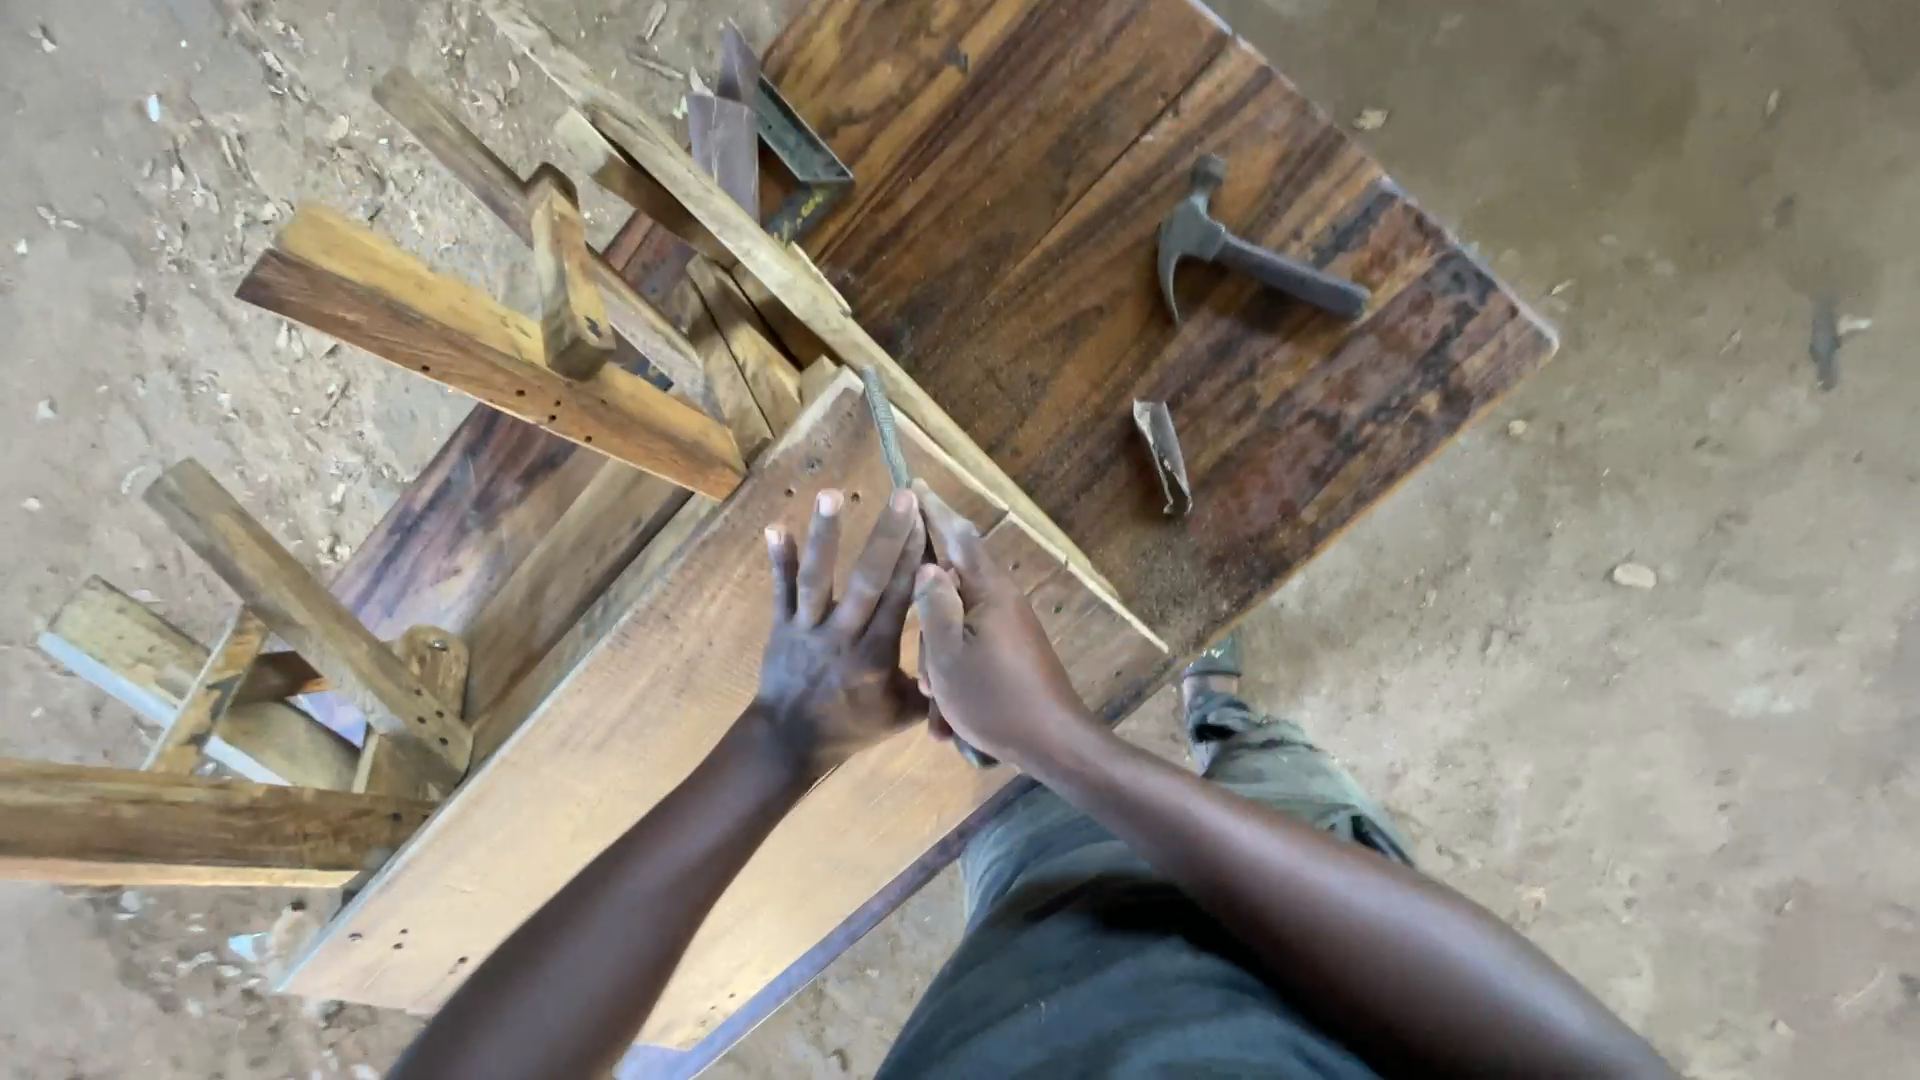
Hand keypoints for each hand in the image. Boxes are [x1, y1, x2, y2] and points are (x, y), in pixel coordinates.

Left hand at [751, 487, 929, 779]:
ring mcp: (807, 628)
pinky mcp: (780, 625)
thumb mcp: (899, 716)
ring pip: (816, 579)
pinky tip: (775, 525)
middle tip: (903, 497)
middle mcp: (842, 635)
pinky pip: (779, 590)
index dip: (915, 563)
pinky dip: (778, 559)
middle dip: (886, 538)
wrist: (787, 743)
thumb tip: (967, 660)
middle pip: (867, 581)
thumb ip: (932, 690)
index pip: (900, 601)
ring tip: (831, 495)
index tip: (930, 526)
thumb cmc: (851, 727)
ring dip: (824, 536)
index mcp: (874, 655)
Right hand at [910, 480, 1105, 769]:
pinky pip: (974, 651)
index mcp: (988, 591)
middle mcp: (1002, 600)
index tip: (914, 486)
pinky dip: (957, 678)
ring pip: (960, 627)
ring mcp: (1010, 627)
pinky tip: (949, 719)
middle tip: (920, 661)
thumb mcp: (948, 655)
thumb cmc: (995, 699)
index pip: (957, 536)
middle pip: (954, 585)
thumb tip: (927, 567)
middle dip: (929, 620)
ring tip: (936, 706)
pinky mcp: (1013, 652)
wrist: (1054, 744)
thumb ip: (934, 606)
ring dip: (941, 662)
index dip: (933, 511)